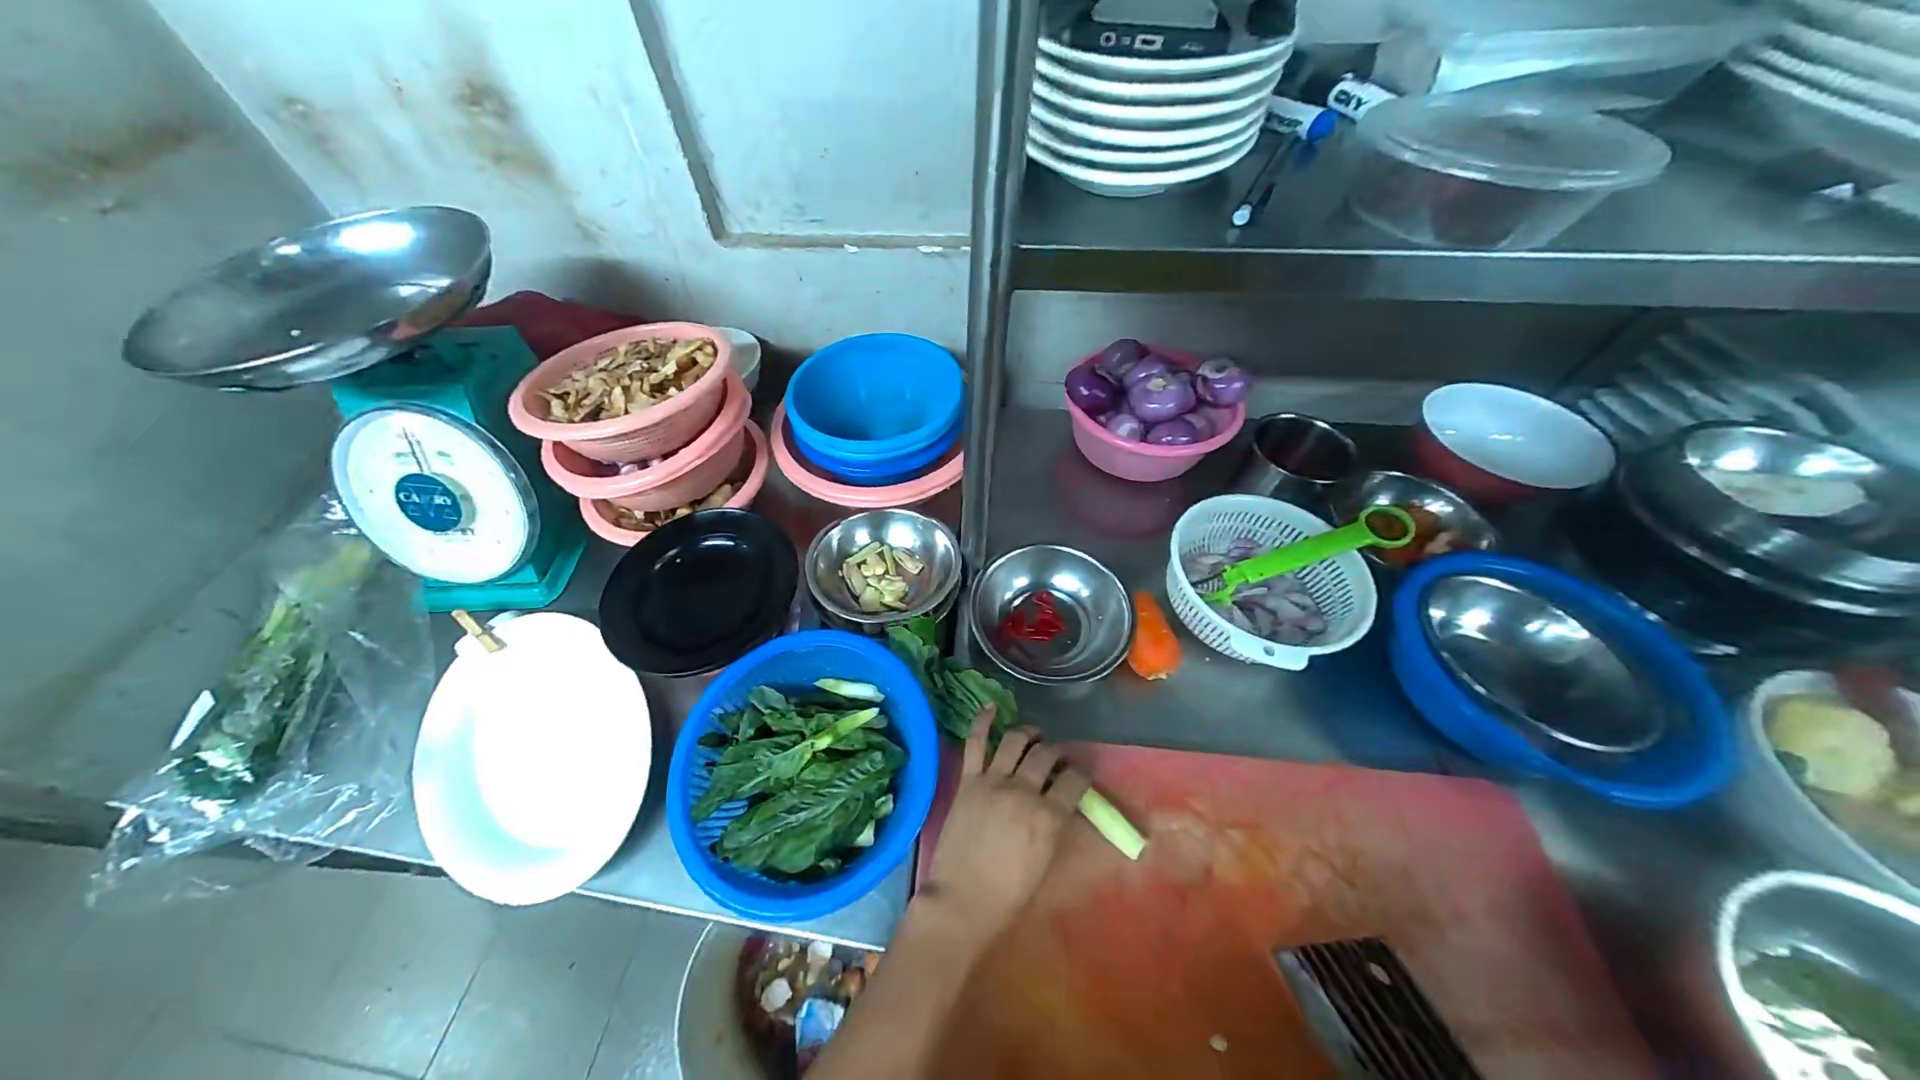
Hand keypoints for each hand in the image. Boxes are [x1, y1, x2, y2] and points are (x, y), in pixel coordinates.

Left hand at [916, 705, 1089, 945]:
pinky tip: (991, 707)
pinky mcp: (968, 781)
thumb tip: (1062, 804)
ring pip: (1016, 741)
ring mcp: (994, 781)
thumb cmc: (1008, 895)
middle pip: (1047, 755)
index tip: (1079, 774)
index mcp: (1049, 817)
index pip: (1075, 781)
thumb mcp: (1045, 861)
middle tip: (1055, 757)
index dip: (1081, 774)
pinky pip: (975, 743)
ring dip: (1029, 733)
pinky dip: (983, 721)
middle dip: (1057, 752)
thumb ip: (1055, 827)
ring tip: (1033, 735)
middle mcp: (1024, 791)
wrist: (961, 901)